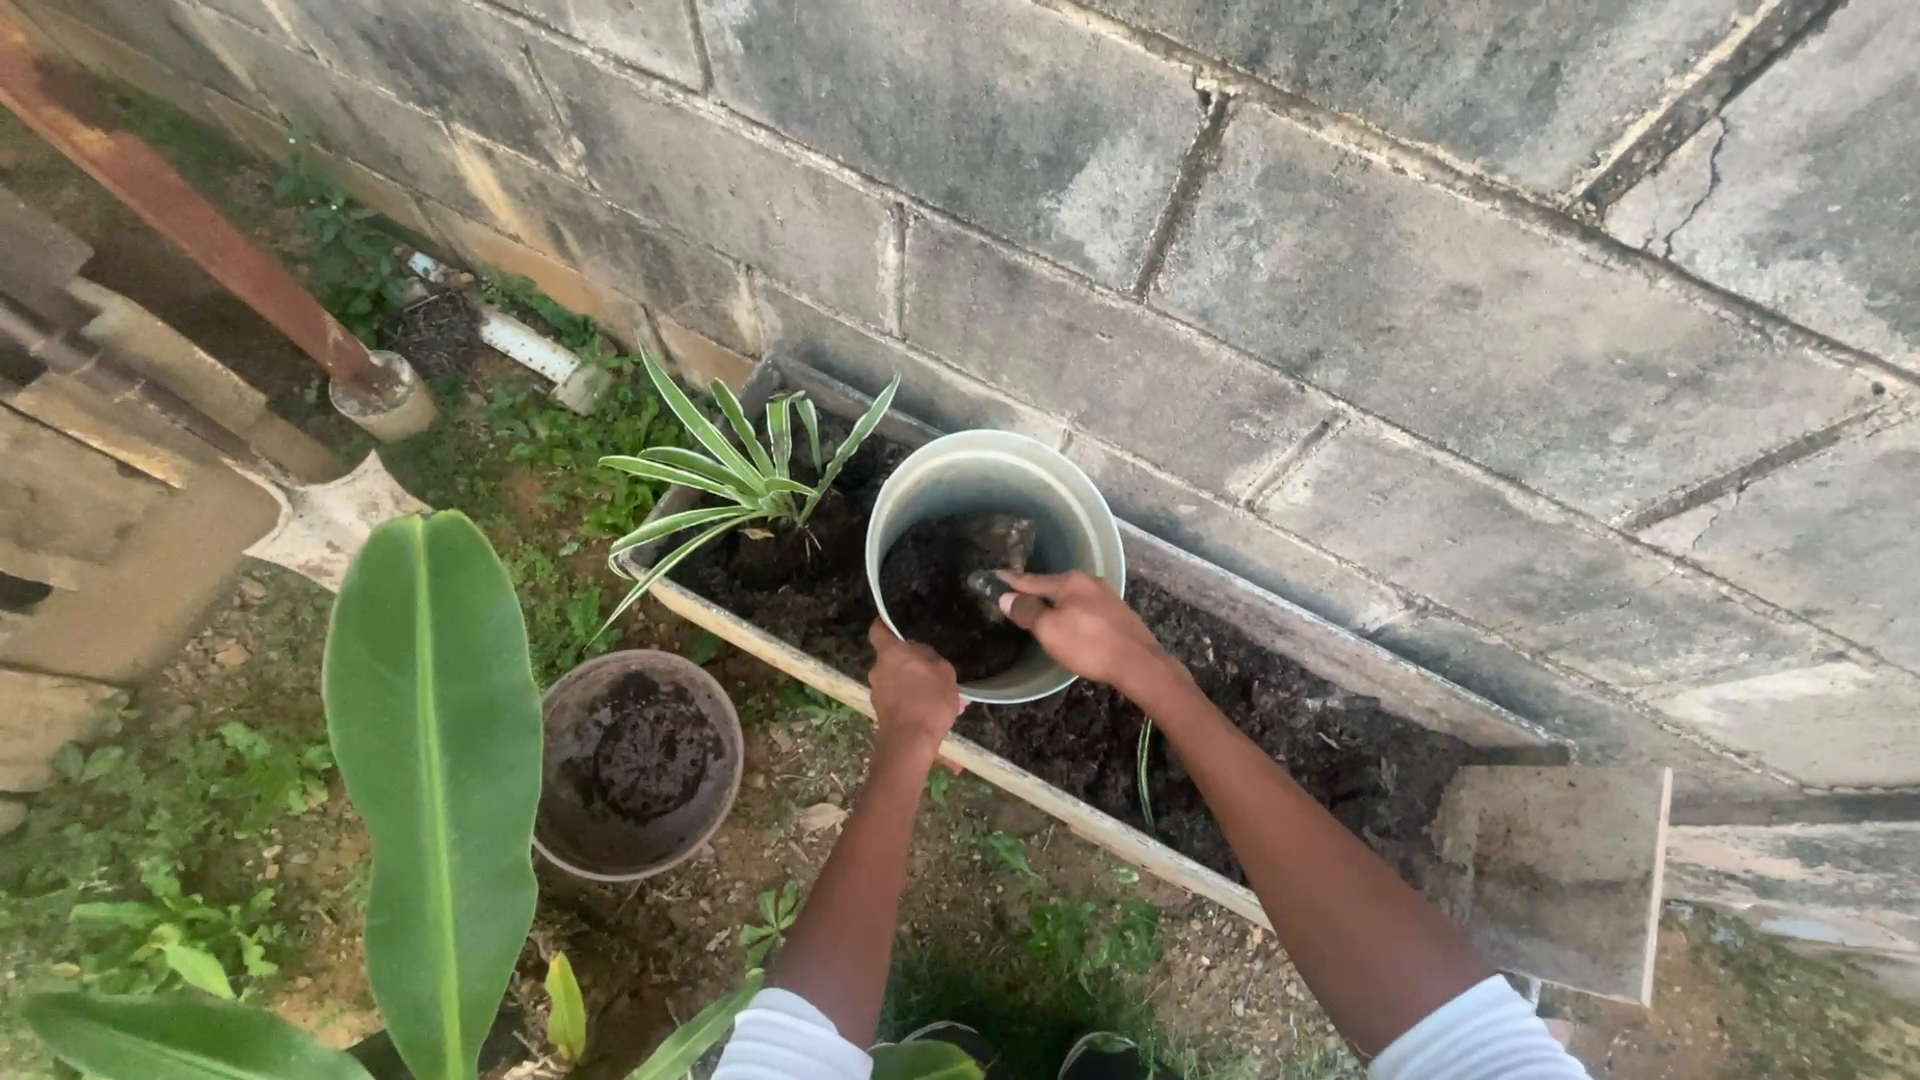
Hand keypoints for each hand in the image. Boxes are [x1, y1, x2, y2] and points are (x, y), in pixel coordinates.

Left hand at [867, 619, 962, 755]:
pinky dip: (913, 703)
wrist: (910, 742)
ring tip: (942, 698)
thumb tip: (925, 658)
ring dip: (914, 686)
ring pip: (897, 682)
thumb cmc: (929, 700)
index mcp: (891, 653)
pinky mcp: (881, 712)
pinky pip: (899, 700)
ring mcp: (877, 692)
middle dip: (910, 664)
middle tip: (933, 672)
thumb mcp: (945, 673)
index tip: (890, 624)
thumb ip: (933, 660)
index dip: (883, 625)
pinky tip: (935, 714)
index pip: (878, 631)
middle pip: (892, 659)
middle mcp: (878, 670)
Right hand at [997, 571, 1178, 693]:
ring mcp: (1106, 596)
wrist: (1139, 663)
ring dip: (1054, 603)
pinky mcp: (1118, 612)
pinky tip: (1071, 622)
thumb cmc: (1089, 645)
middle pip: (1052, 586)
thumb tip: (1006, 597)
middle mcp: (1088, 581)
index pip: (1030, 580)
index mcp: (1069, 582)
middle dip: (1033, 592)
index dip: (1009, 581)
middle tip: (1014, 598)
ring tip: (1041, 611)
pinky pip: (1085, 607)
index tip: (991, 577)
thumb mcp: (1049, 630)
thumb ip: (1027, 611)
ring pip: (1071, 596)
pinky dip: (1071, 612)